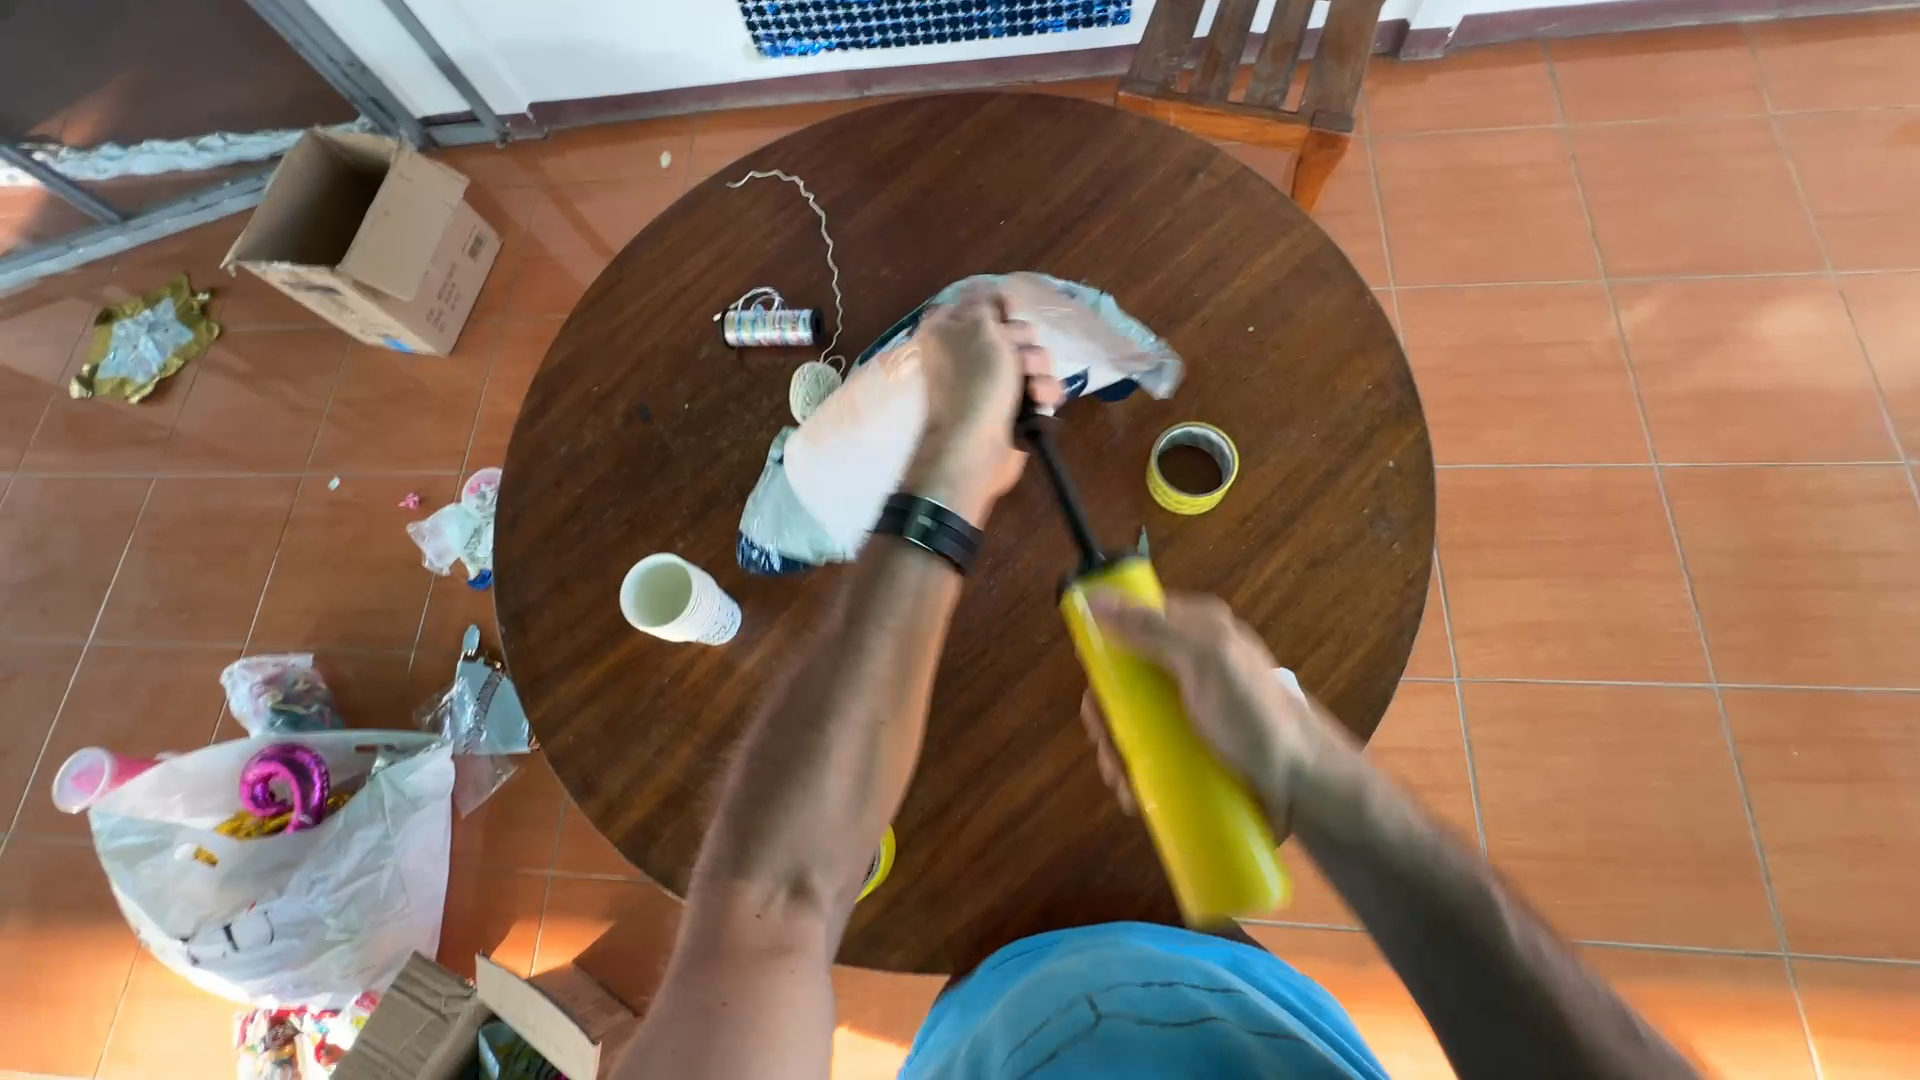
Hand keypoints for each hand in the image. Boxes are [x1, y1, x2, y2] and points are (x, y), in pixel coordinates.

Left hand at [901, 285, 1063, 522]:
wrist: (975, 447)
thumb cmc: (974, 382)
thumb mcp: (977, 327)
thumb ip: (983, 301)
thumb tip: (986, 290)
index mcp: (948, 330)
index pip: (979, 303)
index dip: (997, 308)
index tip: (1007, 314)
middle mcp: (969, 354)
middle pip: (1012, 330)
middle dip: (1023, 342)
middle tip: (1016, 358)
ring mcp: (992, 382)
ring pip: (1032, 359)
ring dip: (1038, 369)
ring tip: (1031, 386)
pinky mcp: (1014, 407)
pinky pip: (1039, 388)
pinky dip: (1044, 393)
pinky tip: (1040, 401)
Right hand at [1081, 593, 1359, 828]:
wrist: (1307, 787)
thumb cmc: (1257, 718)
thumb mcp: (1206, 662)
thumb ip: (1152, 628)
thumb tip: (1092, 598)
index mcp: (1194, 631)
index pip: (1132, 621)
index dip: (1105, 647)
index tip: (1093, 682)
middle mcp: (1188, 665)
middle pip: (1123, 679)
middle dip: (1106, 714)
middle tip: (1106, 743)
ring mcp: (1189, 710)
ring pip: (1130, 720)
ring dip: (1115, 750)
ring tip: (1122, 781)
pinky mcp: (1191, 748)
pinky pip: (1147, 751)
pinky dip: (1133, 771)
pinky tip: (1133, 792)